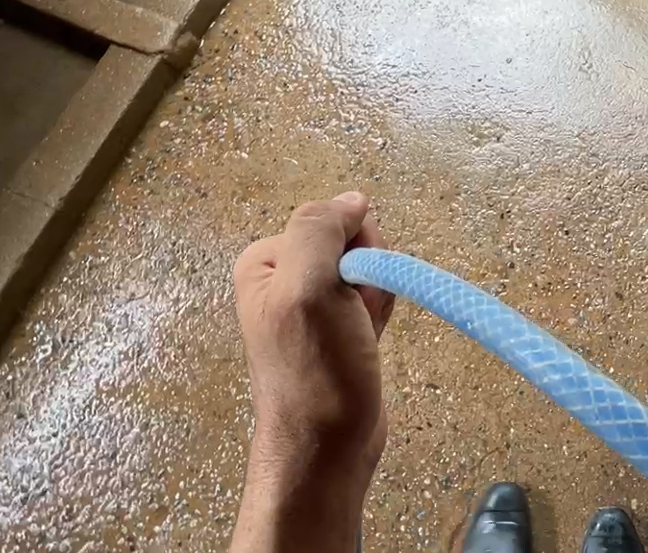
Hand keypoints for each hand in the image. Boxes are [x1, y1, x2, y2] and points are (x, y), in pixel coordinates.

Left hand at [230, 192, 396, 552]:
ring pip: (369, 267)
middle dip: (368, 273)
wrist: (327, 448)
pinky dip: (380, 311)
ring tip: (362, 332)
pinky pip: (373, 293)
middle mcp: (285, 275)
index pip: (333, 218)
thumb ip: (320, 229)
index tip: (349, 289)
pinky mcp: (337, 323)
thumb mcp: (308, 288)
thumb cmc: (314, 372)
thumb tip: (353, 198)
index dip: (355, 247)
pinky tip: (369, 338)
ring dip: (377, 296)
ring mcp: (312, 301)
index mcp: (266, 259)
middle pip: (354, 240)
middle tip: (355, 314)